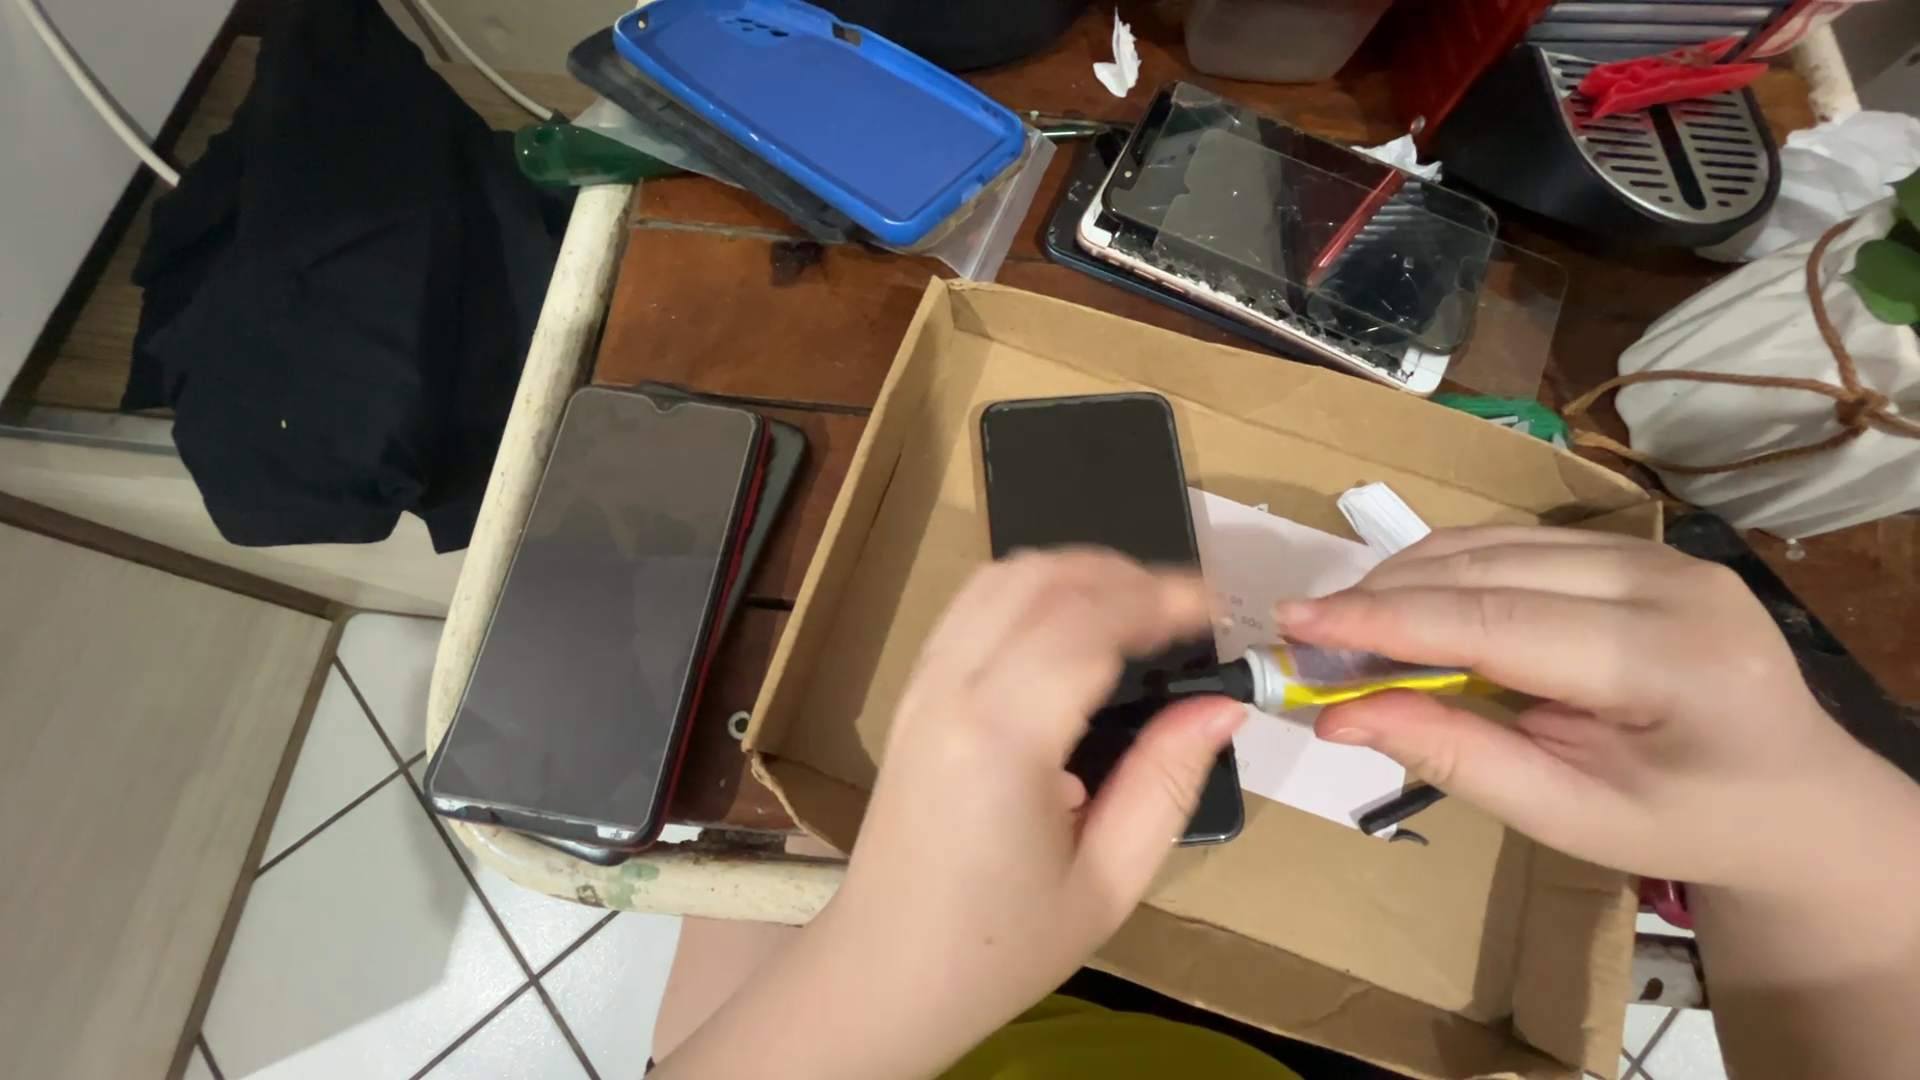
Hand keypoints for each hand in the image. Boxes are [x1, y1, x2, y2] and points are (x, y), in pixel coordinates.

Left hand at [813, 550, 1242, 1066]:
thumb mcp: (1108, 880)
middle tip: (1185, 609)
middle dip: (1125, 575)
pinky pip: (972, 603)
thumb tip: (1221, 705)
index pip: (1089, 624)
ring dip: (1076, 571)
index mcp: (1002, 738)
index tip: (1217, 607)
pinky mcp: (913, 687)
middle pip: (1044, 580)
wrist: (886, 966)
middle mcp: (952, 689)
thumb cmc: (999, 944)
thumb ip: (1167, 780)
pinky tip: (1069, 618)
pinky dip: (1031, 586)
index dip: (1162, 600)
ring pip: (1003, 577)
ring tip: (1137, 604)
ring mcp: (923, 681)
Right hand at [1280, 526, 1908, 890]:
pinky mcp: (1620, 547)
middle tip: (1301, 636)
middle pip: (1478, 573)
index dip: (1382, 620)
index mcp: (1676, 662)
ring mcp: (1649, 553)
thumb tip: (1336, 717)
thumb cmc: (1677, 821)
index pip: (1493, 622)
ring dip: (1395, 581)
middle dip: (1375, 601)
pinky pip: (1496, 542)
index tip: (1294, 624)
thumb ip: (1450, 755)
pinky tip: (1398, 607)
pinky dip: (1430, 572)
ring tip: (1342, 628)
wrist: (1788, 794)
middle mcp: (1668, 583)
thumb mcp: (1563, 813)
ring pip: (1478, 545)